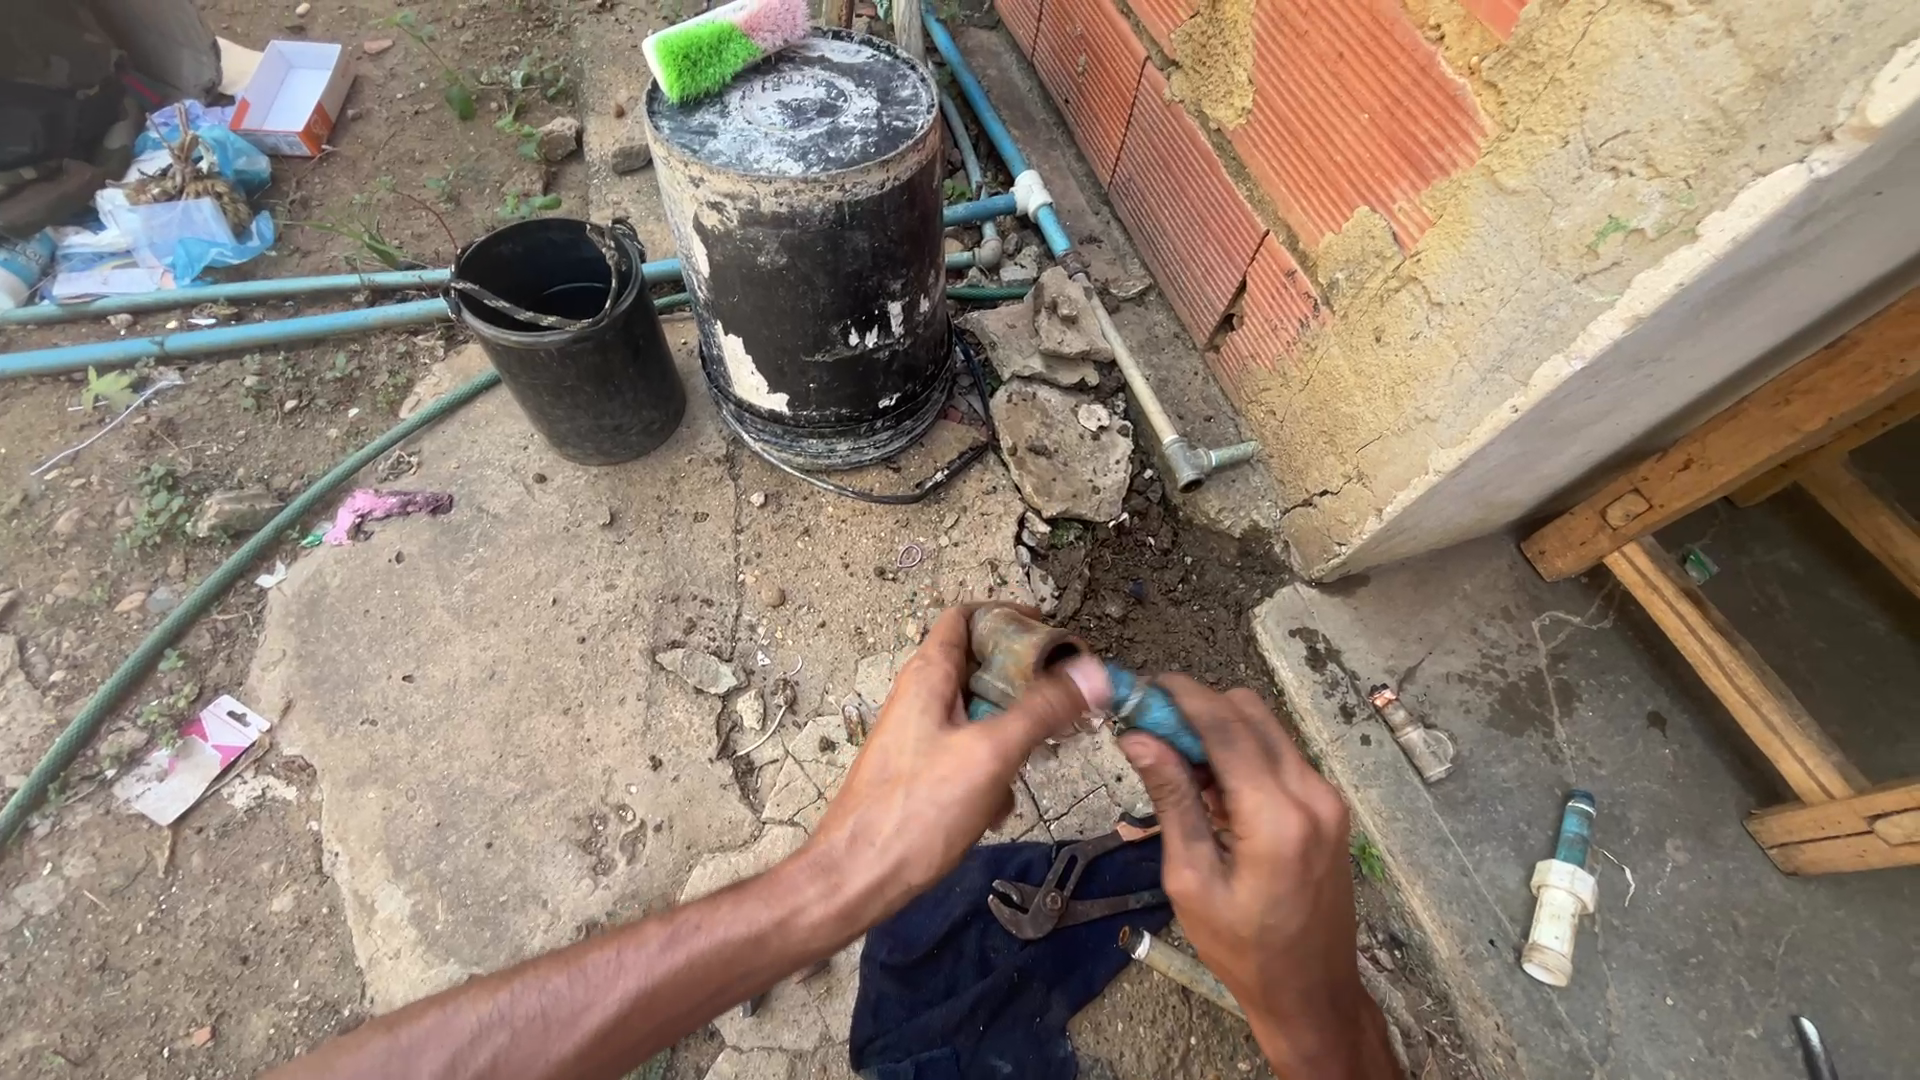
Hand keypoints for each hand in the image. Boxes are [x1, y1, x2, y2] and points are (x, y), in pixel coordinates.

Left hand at [803, 605, 1110, 928]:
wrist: (857, 877)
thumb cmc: (918, 809)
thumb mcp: (991, 753)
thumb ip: (1042, 710)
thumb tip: (1094, 670)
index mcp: (929, 673)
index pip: (966, 616)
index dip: (1008, 615)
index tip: (1051, 633)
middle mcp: (922, 694)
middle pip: (980, 664)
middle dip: (1023, 680)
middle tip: (1065, 697)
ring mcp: (921, 732)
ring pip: (979, 711)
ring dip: (1012, 730)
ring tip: (1040, 754)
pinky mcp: (923, 768)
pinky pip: (968, 749)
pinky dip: (992, 765)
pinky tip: (1000, 802)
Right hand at [1117, 676, 1396, 1079]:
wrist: (1313, 996)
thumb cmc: (1242, 949)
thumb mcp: (1191, 878)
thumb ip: (1172, 798)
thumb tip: (1138, 737)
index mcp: (1277, 816)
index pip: (1226, 725)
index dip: (1181, 695)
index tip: (1144, 687)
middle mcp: (1312, 793)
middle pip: (1249, 711)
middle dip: (1197, 708)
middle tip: (1154, 733)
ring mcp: (1327, 797)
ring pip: (1264, 726)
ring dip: (1218, 728)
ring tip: (1179, 766)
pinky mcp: (1327, 805)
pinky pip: (1277, 752)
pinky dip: (1239, 750)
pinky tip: (1212, 787)